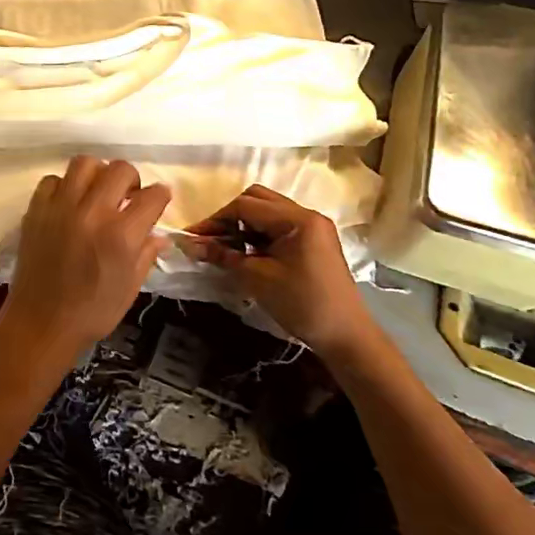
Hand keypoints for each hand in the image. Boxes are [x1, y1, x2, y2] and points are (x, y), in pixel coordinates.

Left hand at [0, 156, 170, 356]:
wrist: (42, 322)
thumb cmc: (92, 312)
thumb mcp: (130, 287)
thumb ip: (146, 254)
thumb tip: (159, 235)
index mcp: (121, 234)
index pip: (152, 196)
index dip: (161, 196)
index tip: (159, 200)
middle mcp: (92, 212)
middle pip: (120, 169)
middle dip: (132, 179)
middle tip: (128, 196)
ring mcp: (60, 207)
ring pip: (84, 164)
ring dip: (98, 173)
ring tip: (98, 192)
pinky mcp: (36, 210)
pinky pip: (52, 180)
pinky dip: (64, 186)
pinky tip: (69, 203)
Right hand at [181, 184, 371, 352]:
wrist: (345, 335)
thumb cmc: (302, 304)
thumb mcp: (257, 278)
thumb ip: (223, 256)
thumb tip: (190, 245)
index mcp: (297, 219)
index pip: (246, 205)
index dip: (215, 220)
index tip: (193, 238)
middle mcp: (307, 215)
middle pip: (258, 200)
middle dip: (229, 216)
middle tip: (209, 239)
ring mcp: (312, 228)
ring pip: (267, 213)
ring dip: (242, 225)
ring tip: (223, 248)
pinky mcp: (312, 242)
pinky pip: (277, 227)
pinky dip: (257, 235)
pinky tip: (244, 253)